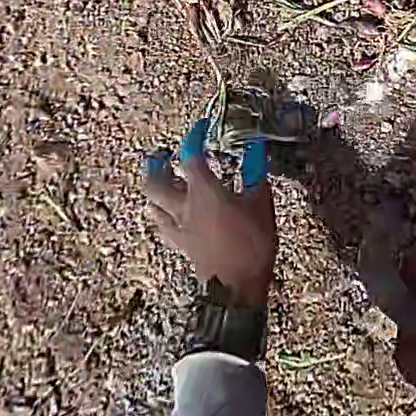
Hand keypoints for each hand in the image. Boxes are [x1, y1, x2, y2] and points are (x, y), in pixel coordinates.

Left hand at [142, 128, 276, 307]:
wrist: (236, 287)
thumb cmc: (251, 241)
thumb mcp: (261, 202)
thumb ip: (255, 173)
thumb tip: (254, 149)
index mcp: (204, 190)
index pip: (190, 156)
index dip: (193, 138)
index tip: (200, 129)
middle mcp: (184, 205)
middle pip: (156, 181)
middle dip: (157, 165)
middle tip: (163, 155)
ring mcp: (179, 227)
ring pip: (153, 203)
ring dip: (155, 188)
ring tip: (162, 180)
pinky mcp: (180, 245)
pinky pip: (163, 225)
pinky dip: (163, 214)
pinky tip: (170, 213)